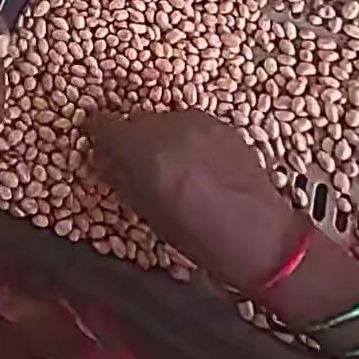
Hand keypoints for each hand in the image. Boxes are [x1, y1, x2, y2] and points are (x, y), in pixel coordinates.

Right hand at [86, 110, 296, 291]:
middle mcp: (167, 128)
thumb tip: (101, 156)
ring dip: (159, 136)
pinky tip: (197, 162)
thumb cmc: (197, 235)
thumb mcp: (147, 211)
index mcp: (144, 151)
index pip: (104, 124)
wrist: (262, 239)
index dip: (96, 131)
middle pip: (134, 120)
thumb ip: (119, 176)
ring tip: (172, 164)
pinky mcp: (220, 124)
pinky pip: (189, 123)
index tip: (95, 139)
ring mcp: (196, 123)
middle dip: (131, 138)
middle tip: (139, 163)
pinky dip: (185, 137)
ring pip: (163, 120)